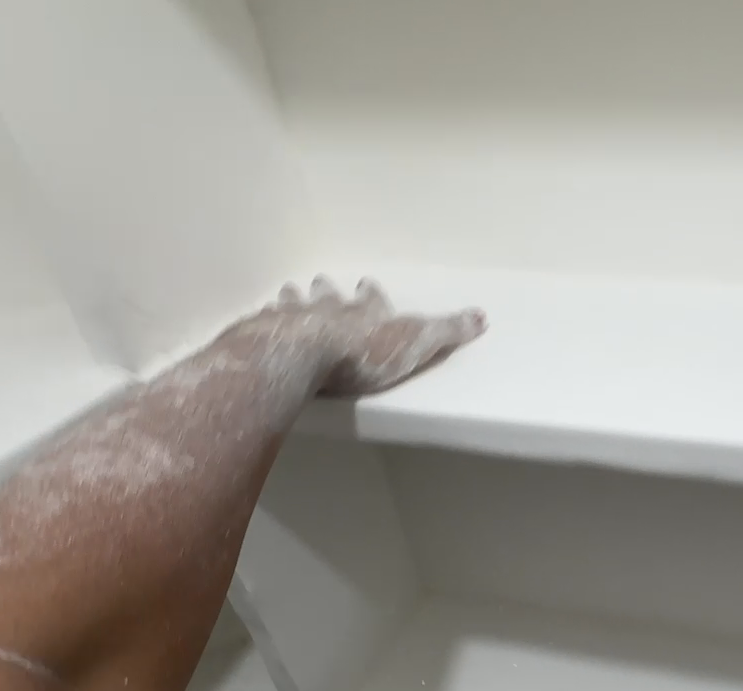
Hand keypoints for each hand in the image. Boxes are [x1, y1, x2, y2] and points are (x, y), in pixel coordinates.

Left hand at [234, 275, 487, 397]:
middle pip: (329, 292)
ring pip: (294, 301)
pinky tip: (260, 323)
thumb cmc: (362, 354)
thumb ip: (446, 332)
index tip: (369, 284)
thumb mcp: (415, 343)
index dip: (372, 294)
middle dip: (329, 290)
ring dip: (295, 299)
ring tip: (290, 294)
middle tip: (324, 283)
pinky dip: (265, 321)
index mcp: (365, 310)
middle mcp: (329, 306)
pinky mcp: (266, 333)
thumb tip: (482, 316)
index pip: (372, 297)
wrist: (300, 356)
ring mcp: (293, 316)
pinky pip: (265, 323)